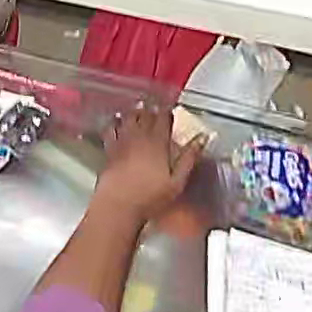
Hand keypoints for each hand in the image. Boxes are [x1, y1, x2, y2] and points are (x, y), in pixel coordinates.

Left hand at [94, 105, 205, 221]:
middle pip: (144, 115)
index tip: (170, 110)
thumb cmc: (149, 196)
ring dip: (134, 112)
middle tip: (155, 107)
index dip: (167, 112)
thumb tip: (202, 139)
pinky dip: (115, 122)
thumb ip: (189, 157)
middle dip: (151, 109)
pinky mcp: (109, 150)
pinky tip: (115, 122)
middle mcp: (138, 138)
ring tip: (138, 109)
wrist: (118, 204)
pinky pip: (111, 129)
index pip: (163, 118)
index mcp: (157, 142)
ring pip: (127, 118)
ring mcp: (121, 142)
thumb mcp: (177, 181)